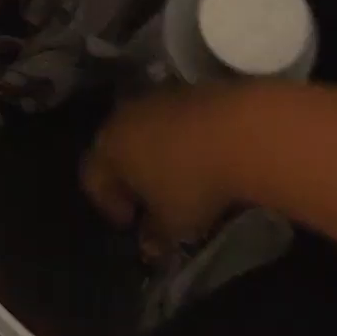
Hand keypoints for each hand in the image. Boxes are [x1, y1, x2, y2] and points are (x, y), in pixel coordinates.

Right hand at [81, 86, 266, 258]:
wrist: (244, 130)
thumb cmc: (193, 183)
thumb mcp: (173, 222)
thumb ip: (155, 235)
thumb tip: (149, 246)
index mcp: (108, 148)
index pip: (92, 178)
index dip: (109, 204)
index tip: (133, 223)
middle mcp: (124, 117)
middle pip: (116, 149)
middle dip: (131, 177)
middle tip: (153, 202)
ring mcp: (158, 98)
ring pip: (146, 131)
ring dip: (158, 155)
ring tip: (183, 180)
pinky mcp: (190, 89)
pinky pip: (175, 120)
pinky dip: (182, 139)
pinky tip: (204, 158)